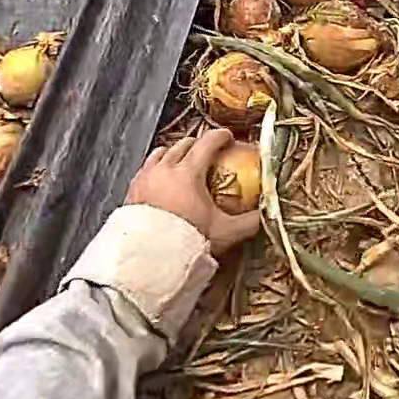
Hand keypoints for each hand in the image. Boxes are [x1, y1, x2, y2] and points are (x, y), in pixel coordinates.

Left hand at [126, 127, 264, 253]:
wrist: (148, 261)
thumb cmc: (187, 242)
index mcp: (188, 172)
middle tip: (208, 151)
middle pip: (184, 144)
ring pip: (161, 152)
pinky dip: (157, 167)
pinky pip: (146, 168)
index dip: (220, 136)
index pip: (207, 143)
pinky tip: (161, 179)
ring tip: (182, 161)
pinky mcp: (132, 189)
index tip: (228, 138)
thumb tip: (266, 215)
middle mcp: (165, 168)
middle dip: (198, 143)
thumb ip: (248, 222)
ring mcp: (146, 177)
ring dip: (174, 152)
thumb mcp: (223, 233)